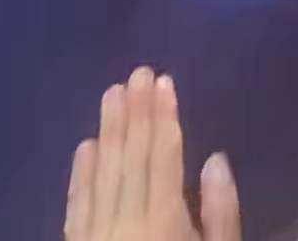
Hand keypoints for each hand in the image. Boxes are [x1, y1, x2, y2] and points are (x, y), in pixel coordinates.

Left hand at [66, 67, 240, 240]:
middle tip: (139, 73)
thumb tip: (216, 158)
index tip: (163, 80)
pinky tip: (86, 146)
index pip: (164, 158)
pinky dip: (82, 175)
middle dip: (137, 112)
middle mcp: (128, 224)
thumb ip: (221, 215)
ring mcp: (96, 238)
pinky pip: (76, 208)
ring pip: (104, 175)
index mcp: (166, 224)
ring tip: (111, 92)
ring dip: (108, 130)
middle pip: (132, 159)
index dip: (164, 117)